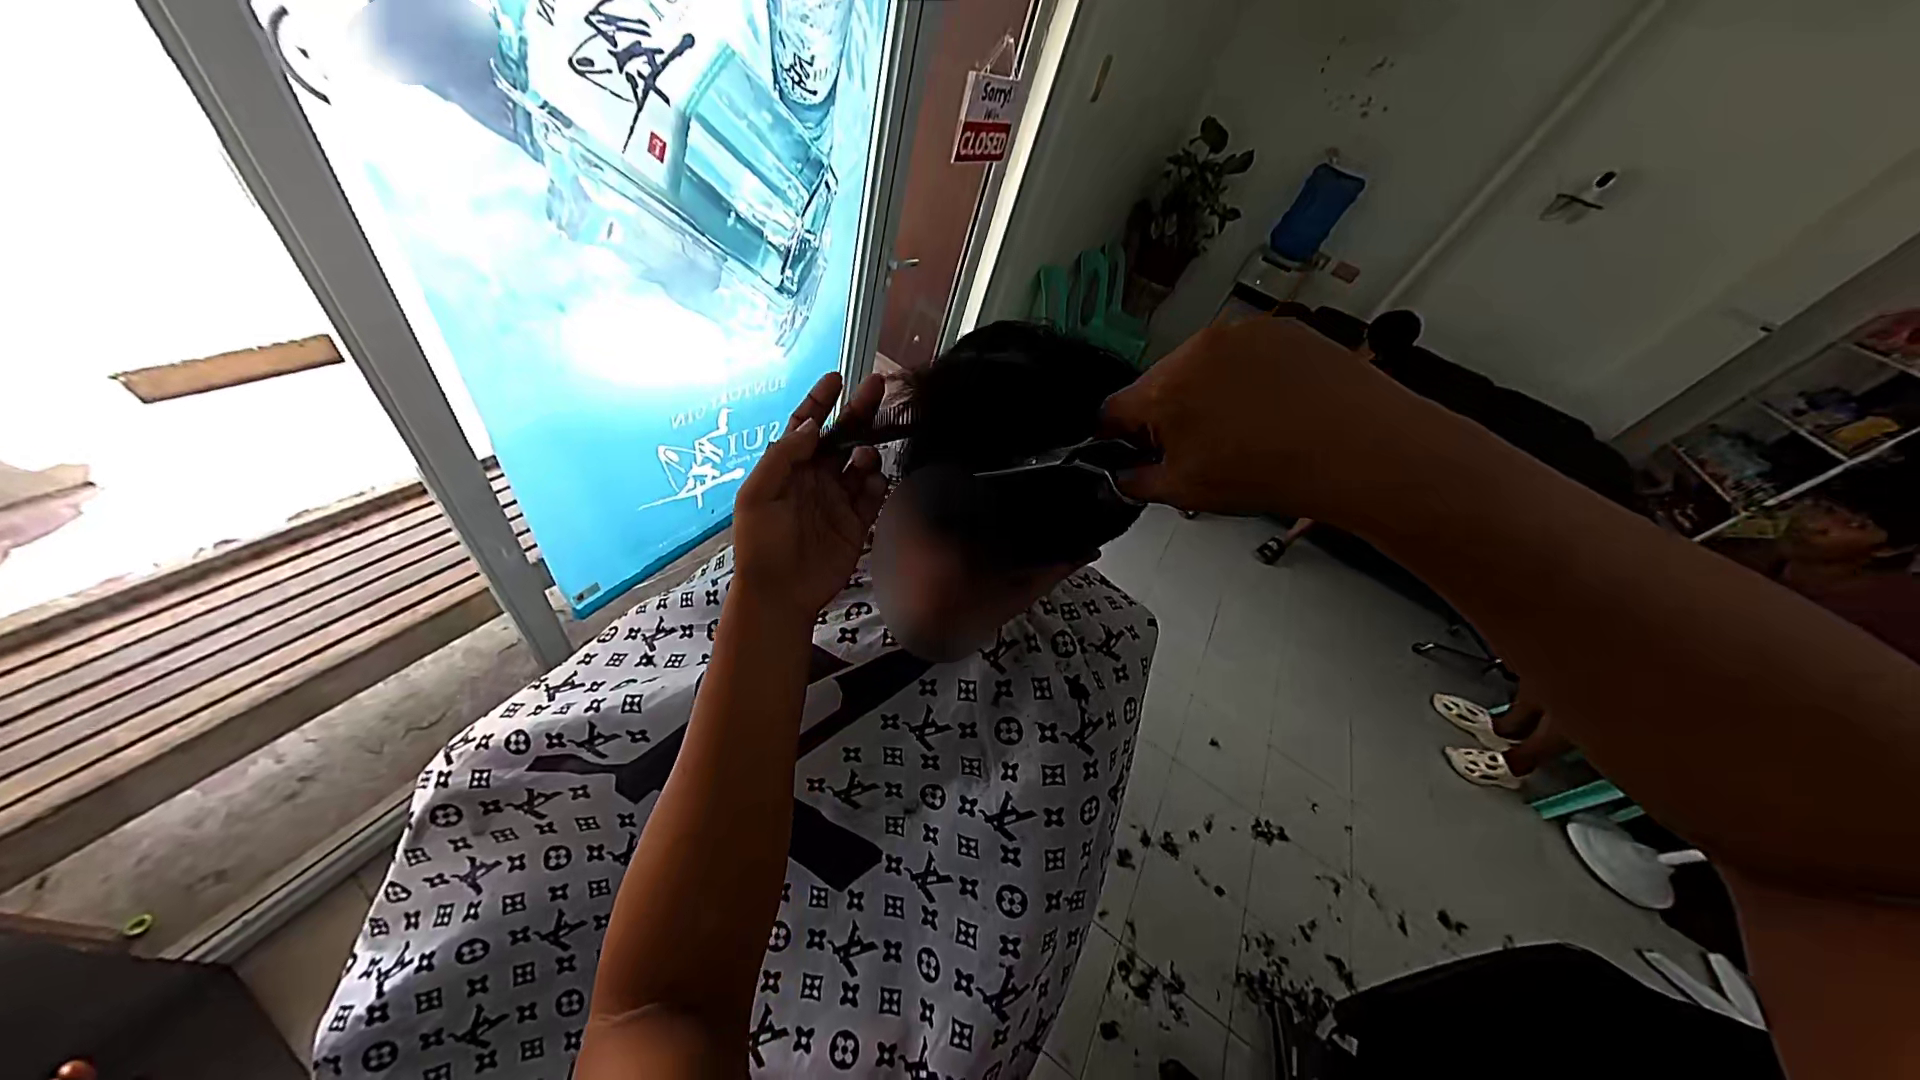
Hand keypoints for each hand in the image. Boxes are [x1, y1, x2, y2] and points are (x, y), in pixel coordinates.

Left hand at [730, 371, 888, 622]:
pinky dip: (877, 483)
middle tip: (876, 387)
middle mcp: (816, 478)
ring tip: (867, 454)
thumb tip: (812, 426)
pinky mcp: (857, 523)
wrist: (779, 593)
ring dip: (868, 451)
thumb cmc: (760, 543)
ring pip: (861, 463)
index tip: (836, 377)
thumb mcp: (757, 495)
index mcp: (789, 468)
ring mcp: (838, 500)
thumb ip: (782, 457)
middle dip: (857, 412)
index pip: (806, 426)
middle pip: (841, 437)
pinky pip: (874, 496)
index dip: (820, 401)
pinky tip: (873, 480)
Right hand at [1100, 316, 1441, 522]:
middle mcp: (1197, 350)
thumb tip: (1124, 475)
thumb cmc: (1282, 467)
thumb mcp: (1186, 491)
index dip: (1117, 436)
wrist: (1358, 451)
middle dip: (1167, 416)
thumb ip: (1136, 481)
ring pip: (1198, 367)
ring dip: (1205, 395)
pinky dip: (1244, 378)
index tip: (1131, 447)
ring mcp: (1241, 334)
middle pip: (1157, 385)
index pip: (1112, 409)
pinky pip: (1241, 353)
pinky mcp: (1278, 328)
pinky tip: (1266, 410)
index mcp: (1165, 389)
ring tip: (1241, 431)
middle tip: (1198, 449)